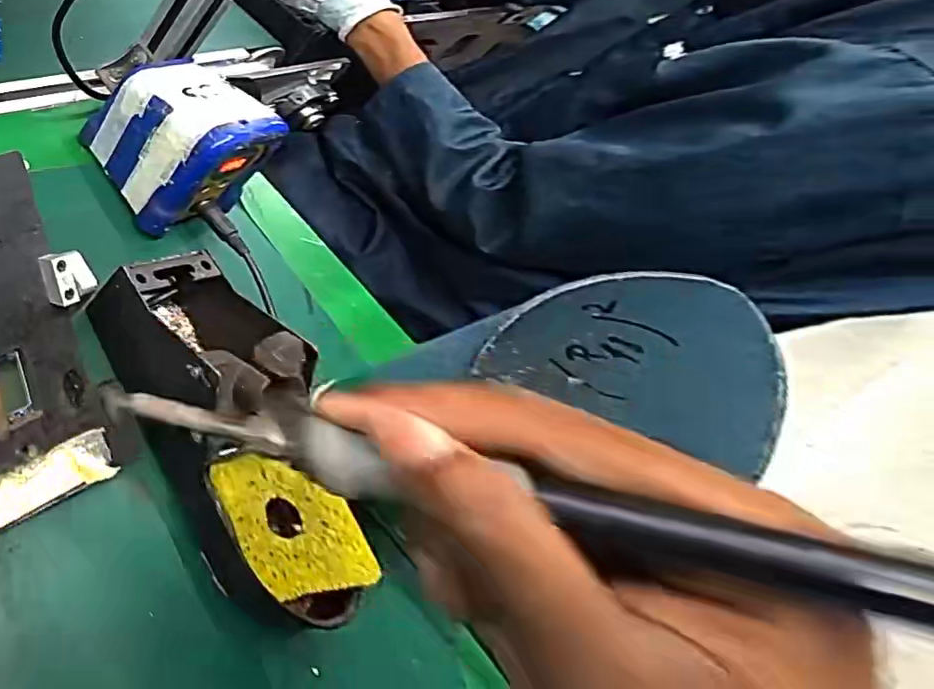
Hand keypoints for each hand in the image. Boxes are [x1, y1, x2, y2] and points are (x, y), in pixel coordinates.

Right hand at [318, 383, 875, 688]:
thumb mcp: (583, 653)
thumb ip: (495, 531)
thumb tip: (393, 426)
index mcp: (726, 518)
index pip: (545, 427)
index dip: (430, 411)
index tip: (339, 411)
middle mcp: (695, 501)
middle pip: (525, 442)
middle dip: (444, 478)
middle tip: (368, 491)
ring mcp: (660, 524)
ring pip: (511, 470)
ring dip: (457, 519)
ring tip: (456, 590)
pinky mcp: (624, 549)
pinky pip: (520, 508)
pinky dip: (477, 540)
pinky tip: (478, 591)